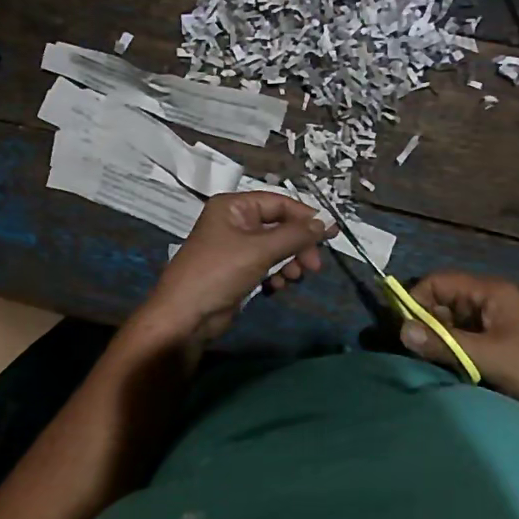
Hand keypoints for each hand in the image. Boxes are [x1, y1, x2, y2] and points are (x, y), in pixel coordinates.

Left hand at [134, 191, 334, 345]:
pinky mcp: (237, 270)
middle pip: (279, 226)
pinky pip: (266, 265)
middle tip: (314, 265)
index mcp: (233, 206)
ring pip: (275, 248)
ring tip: (294, 277)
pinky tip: (278, 286)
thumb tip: (324, 222)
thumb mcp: (260, 250)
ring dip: (289, 261)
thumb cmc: (219, 272)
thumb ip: (294, 235)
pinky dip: (276, 274)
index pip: (278, 202)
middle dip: (298, 245)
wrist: (186, 315)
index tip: (332, 232)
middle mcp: (234, 221)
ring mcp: (235, 247)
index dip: (305, 216)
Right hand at [398, 272, 518, 421]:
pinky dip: (453, 349)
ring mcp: (496, 322)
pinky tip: (451, 366)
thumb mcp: (487, 356)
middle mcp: (491, 300)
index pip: (438, 281)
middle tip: (417, 347)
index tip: (405, 328)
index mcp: (490, 291)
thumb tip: (400, 330)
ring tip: (433, 359)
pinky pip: (465, 338)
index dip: (417, 299)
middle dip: (427, 321)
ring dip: (440, 338)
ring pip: (452, 321)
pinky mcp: (500, 343)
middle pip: (443, 299)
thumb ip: (443, 343)